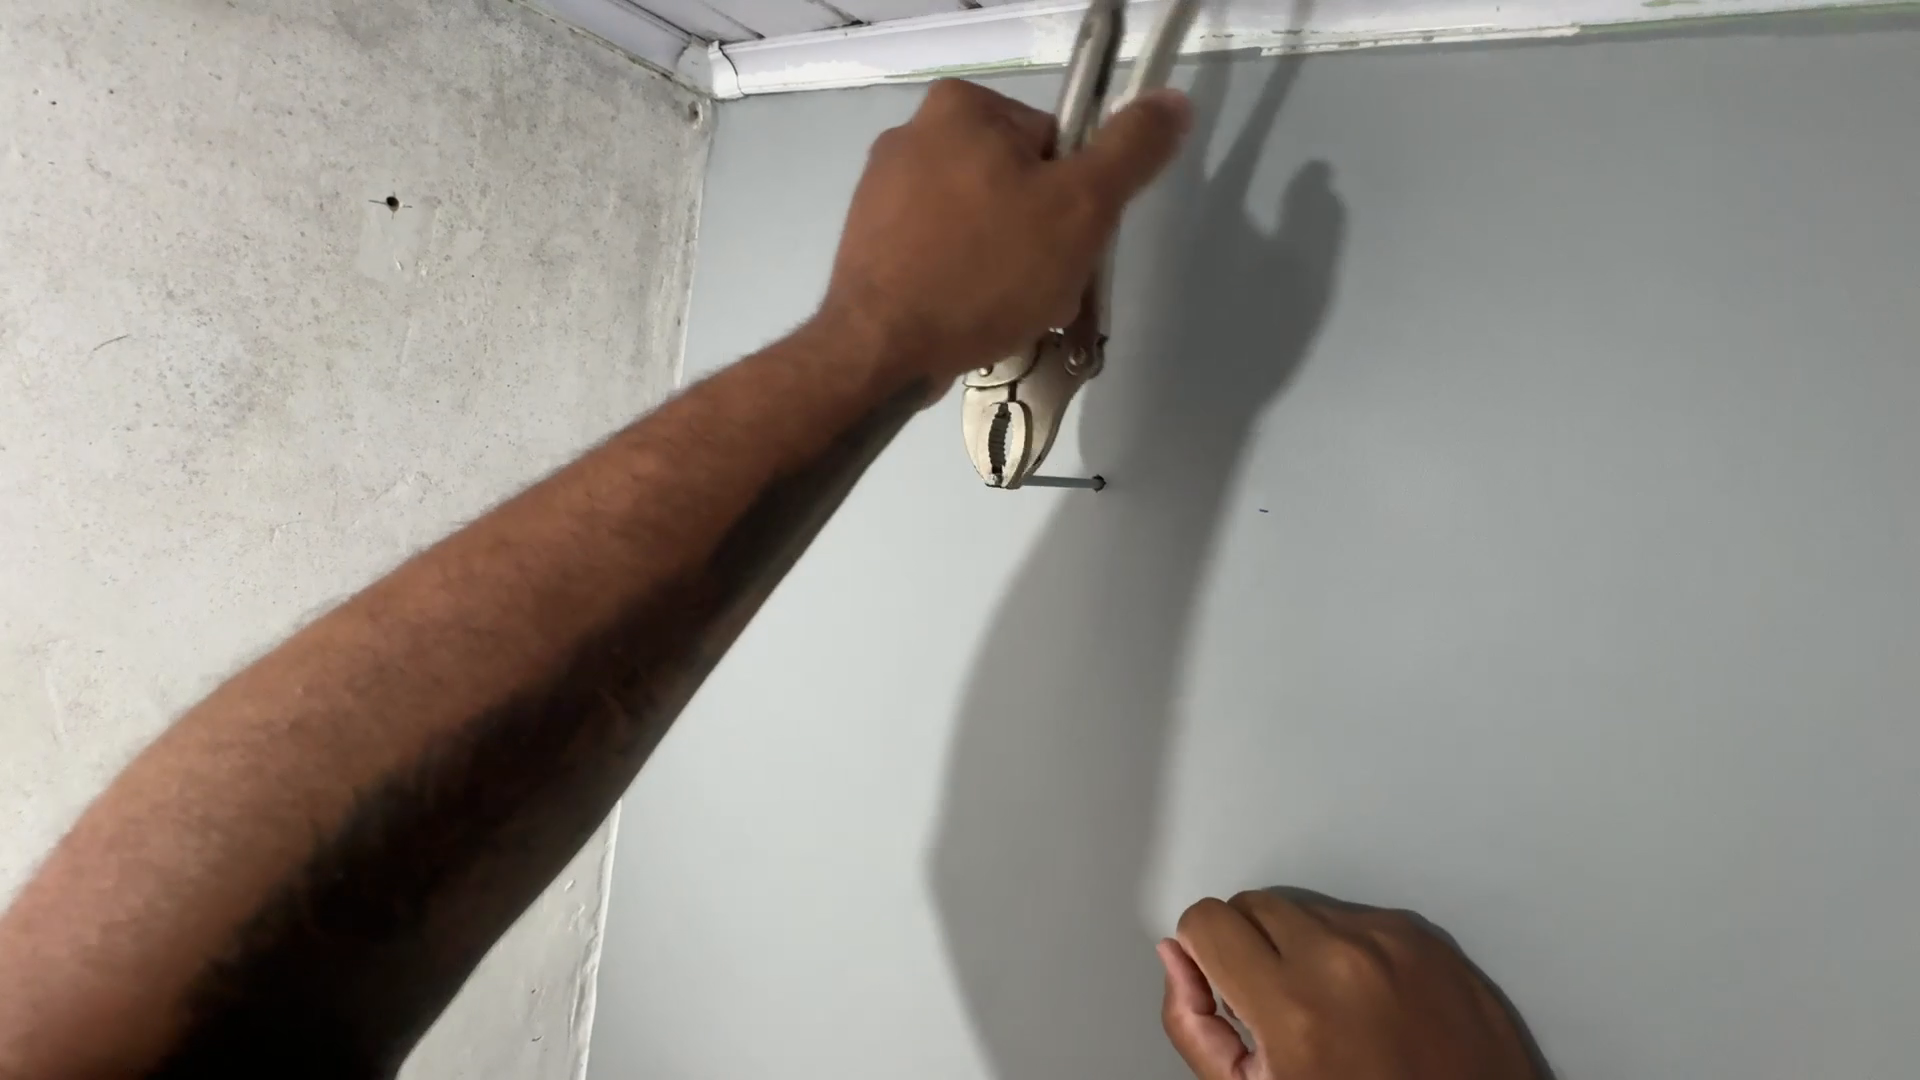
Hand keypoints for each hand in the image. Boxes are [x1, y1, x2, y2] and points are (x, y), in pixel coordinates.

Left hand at [823, 78, 1190, 385]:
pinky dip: (966, 289)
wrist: (882, 350)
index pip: (1055, 148)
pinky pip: (941, 260)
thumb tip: (1173, 102)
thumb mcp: (1080, 208)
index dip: (1077, 203)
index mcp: (963, 107)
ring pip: (980, 233)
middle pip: (1017, 192)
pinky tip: (971, 321)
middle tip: (1043, 294)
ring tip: (1007, 315)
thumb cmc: (985, 272)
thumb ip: (1131, 150)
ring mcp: (882, 195)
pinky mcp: (870, 248)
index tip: (1071, 248)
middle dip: (1041, 246)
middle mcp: (913, 136)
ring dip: (1009, 274)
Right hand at [1160, 890, 1541, 1079]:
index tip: (1227, 993)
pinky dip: (1349, 950)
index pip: (1206, 921)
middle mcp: (1342, 957)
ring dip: (1300, 946)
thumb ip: (1194, 1027)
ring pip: (1304, 908)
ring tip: (1334, 1009)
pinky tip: (1375, 1004)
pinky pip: (1357, 917)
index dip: (1205, 956)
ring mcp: (1395, 942)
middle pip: (1252, 905)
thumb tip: (1175, 952)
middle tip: (1279, 1007)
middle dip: (1250, 947)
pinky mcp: (1432, 940)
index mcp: (1295, 1007)